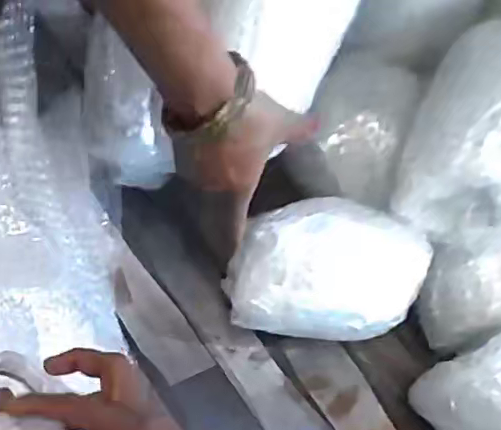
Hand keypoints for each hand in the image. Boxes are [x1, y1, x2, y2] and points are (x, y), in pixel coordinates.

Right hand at [2, 349, 247, 429]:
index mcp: (136, 429)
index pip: (82, 406)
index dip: (45, 404)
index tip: (14, 405)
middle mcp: (146, 416)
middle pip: (114, 367)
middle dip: (79, 361)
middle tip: (49, 372)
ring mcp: (156, 423)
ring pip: (121, 387)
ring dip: (90, 388)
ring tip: (63, 416)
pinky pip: (126, 412)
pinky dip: (104, 418)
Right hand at [176, 95, 312, 260]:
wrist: (207, 98)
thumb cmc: (249, 118)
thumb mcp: (280, 123)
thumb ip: (297, 130)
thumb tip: (319, 127)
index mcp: (238, 190)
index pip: (234, 229)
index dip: (234, 246)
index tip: (232, 260)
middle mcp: (214, 192)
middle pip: (218, 209)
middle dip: (225, 212)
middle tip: (230, 211)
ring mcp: (194, 178)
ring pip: (206, 189)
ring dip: (213, 185)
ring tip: (220, 176)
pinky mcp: (181, 160)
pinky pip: (195, 171)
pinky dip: (202, 167)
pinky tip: (208, 154)